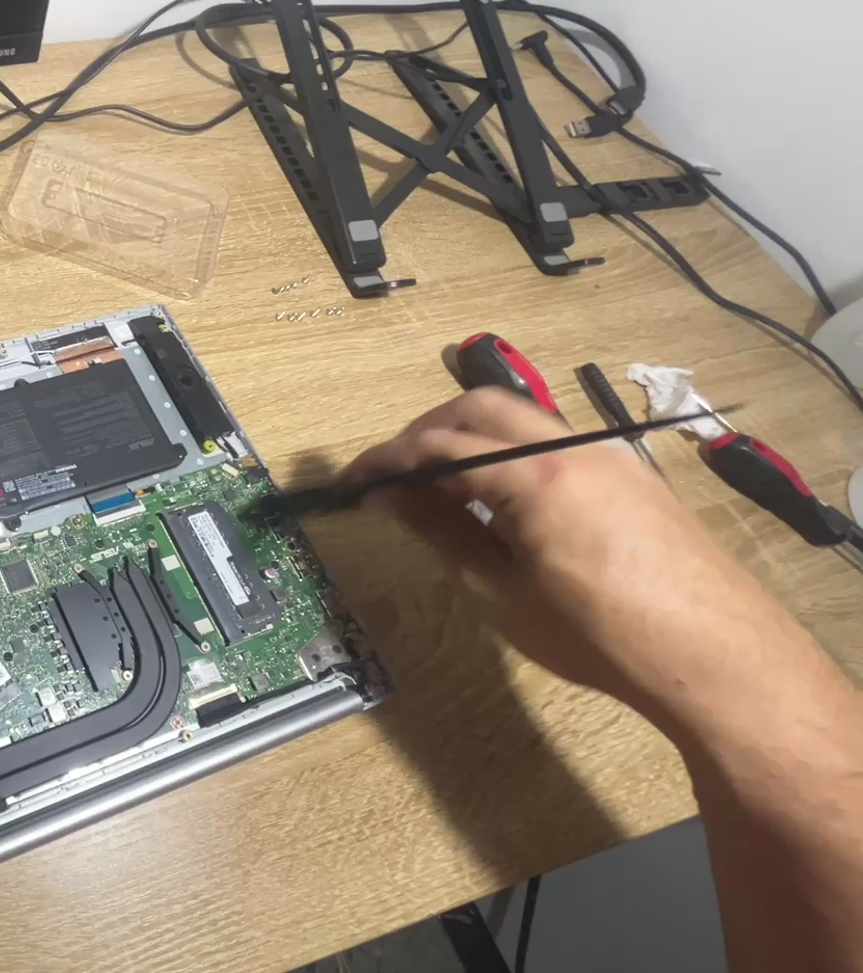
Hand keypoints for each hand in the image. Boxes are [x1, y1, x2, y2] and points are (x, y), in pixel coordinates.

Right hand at [343, 387, 799, 729]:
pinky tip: (495, 496)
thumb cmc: (593, 633)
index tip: (351, 480)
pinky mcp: (628, 475)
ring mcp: (607, 456)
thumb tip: (383, 494)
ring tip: (438, 484)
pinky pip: (550, 441)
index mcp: (534, 474)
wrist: (720, 664)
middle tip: (393, 474)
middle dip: (424, 432)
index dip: (384, 458)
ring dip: (467, 436)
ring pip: (518, 417)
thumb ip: (437, 528)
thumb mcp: (496, 586)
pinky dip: (506, 451)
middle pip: (478, 407)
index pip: (438, 445)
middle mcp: (572, 448)